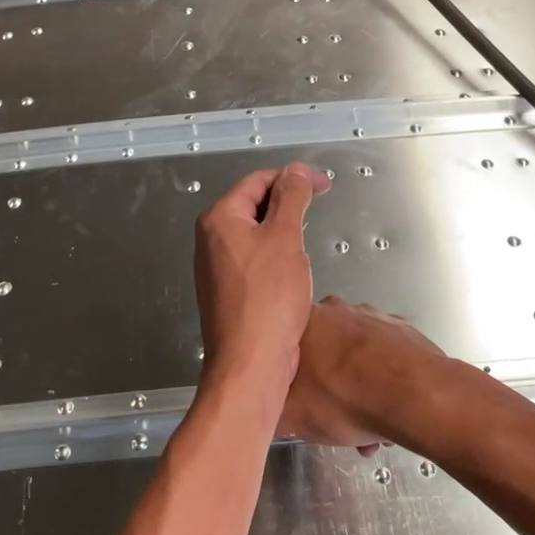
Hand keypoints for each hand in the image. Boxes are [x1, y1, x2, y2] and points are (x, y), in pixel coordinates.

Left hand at [193, 163, 329, 392]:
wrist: (250, 363)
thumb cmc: (267, 299)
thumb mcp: (285, 238)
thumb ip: (291, 198)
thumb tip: (293, 171)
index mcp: (219, 219)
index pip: (257, 181)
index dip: (292, 177)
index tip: (323, 185)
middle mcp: (211, 240)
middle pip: (253, 205)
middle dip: (287, 202)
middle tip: (319, 206)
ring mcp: (217, 268)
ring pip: (255, 235)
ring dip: (283, 230)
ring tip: (307, 239)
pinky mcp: (229, 292)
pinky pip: (255, 261)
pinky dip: (276, 256)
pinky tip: (292, 270)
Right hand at [279, 297, 446, 450]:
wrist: (417, 396)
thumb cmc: (346, 400)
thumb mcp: (290, 417)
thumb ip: (271, 407)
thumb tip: (267, 408)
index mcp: (303, 320)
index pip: (284, 346)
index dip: (290, 378)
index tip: (298, 403)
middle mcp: (337, 310)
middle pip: (322, 354)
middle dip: (327, 389)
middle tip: (334, 423)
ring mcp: (374, 317)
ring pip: (355, 359)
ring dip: (358, 391)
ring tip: (369, 431)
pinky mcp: (405, 330)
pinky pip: (384, 360)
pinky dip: (384, 384)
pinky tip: (390, 414)